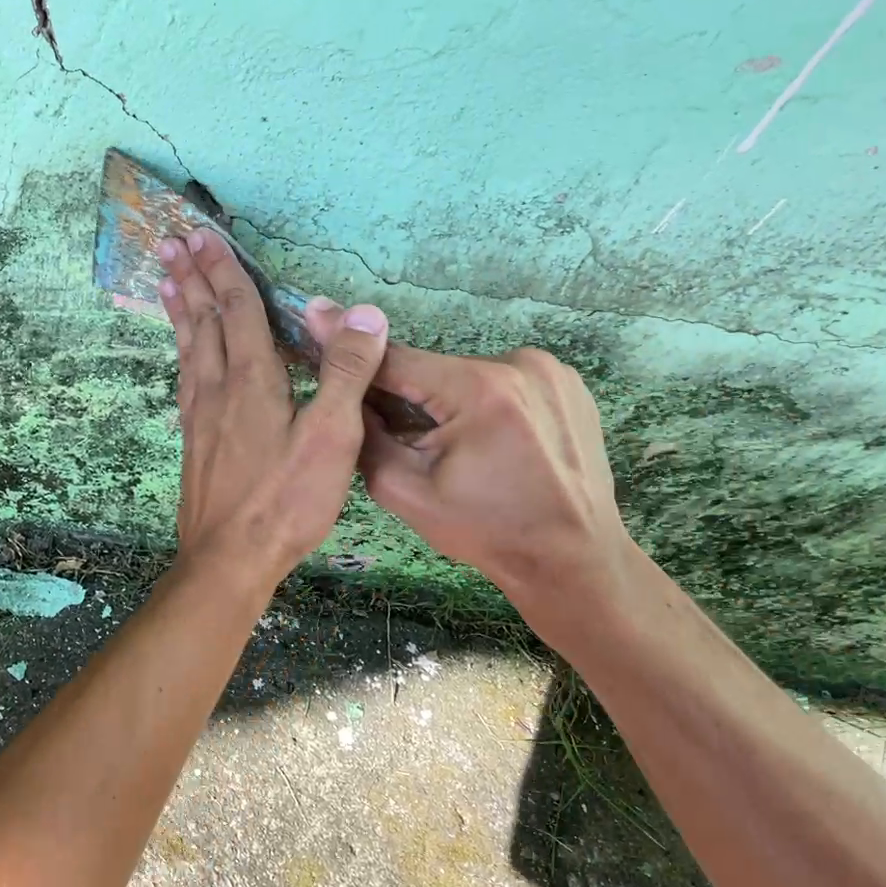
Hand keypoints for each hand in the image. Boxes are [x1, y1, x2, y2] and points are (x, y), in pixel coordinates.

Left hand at [157, 227, 390, 586]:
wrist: (227, 557)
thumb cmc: (285, 501)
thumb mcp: (331, 437)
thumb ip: (345, 372)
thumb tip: (362, 311)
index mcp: (252, 380)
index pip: (237, 310)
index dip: (224, 270)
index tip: (203, 236)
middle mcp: (217, 389)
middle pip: (204, 320)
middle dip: (192, 278)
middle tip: (172, 242)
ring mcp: (199, 415)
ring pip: (188, 347)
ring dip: (180, 309)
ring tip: (166, 281)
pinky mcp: (193, 439)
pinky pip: (184, 378)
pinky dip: (182, 351)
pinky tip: (182, 355)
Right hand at [357, 345, 634, 613]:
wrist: (571, 557)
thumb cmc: (483, 530)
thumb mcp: (402, 491)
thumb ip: (362, 436)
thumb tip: (341, 394)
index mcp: (477, 390)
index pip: (391, 357)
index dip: (349, 352)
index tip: (314, 329)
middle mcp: (518, 364)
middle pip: (429, 368)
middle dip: (407, 397)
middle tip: (401, 438)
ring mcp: (549, 369)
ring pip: (462, 374)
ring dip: (444, 400)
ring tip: (451, 447)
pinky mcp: (566, 381)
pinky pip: (499, 380)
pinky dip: (480, 403)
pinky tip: (487, 442)